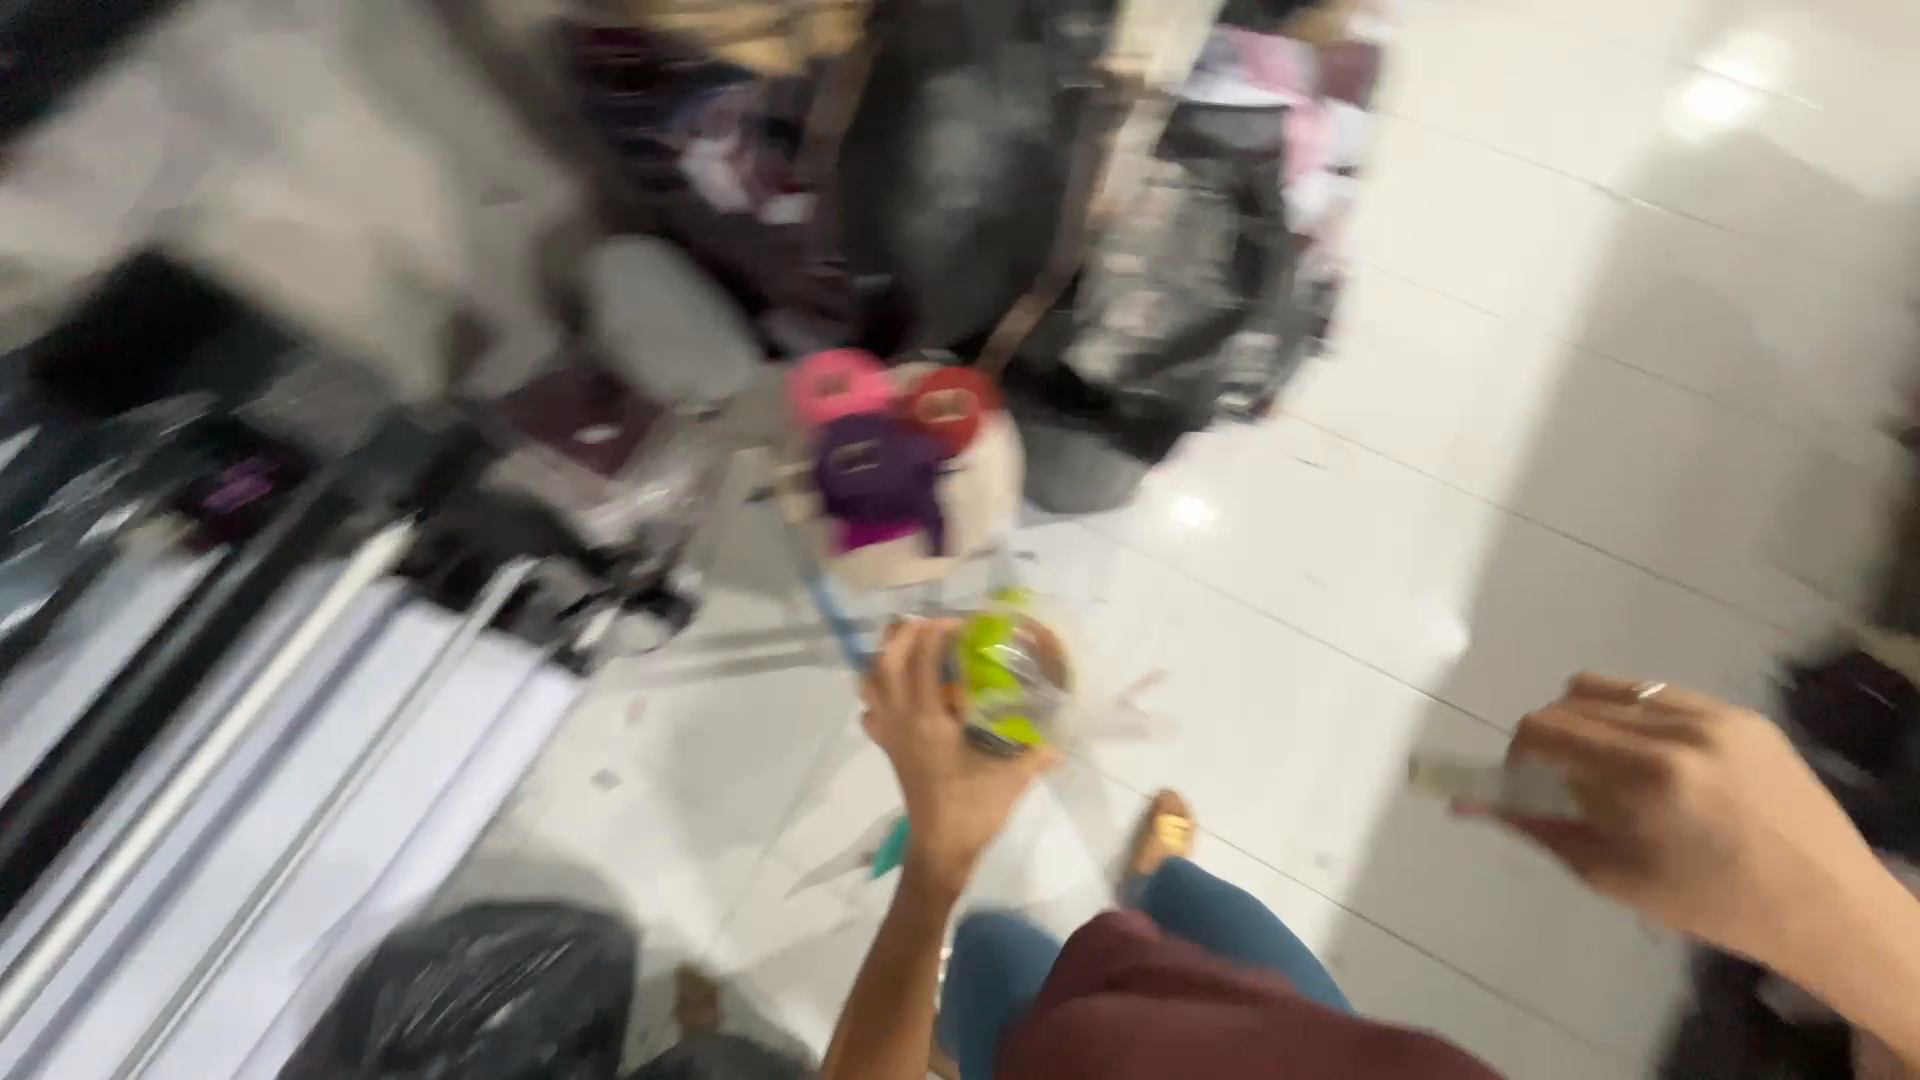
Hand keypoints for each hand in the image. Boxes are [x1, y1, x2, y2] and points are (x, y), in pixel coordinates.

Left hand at [861, 619, 1057, 893]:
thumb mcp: (1011, 778)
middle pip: (885, 662)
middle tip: (933, 625)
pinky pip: (870, 710)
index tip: (960, 623)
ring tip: (912, 646)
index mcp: (929, 720)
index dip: (937, 633)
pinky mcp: (887, 747)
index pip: (923, 661)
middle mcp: (902, 720)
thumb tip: (1063, 736)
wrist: (940, 849)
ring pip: (870, 682)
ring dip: (885, 656)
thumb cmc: (973, 809)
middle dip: (904, 634)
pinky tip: (900, 691)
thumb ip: (1038, 752)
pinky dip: (877, 691)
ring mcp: (889, 733)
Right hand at [1481, 674, 1885, 969]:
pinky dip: (1628, 715)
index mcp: (1647, 775)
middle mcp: (1679, 732)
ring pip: (1602, 690)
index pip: (1543, 728)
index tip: (1530, 781)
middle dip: (1549, 740)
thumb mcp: (1607, 872)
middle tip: (1566, 779)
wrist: (1833, 911)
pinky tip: (1650, 754)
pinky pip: (1651, 692)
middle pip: (1566, 706)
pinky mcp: (1741, 715)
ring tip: (1608, 763)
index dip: (1520, 752)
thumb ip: (1530, 824)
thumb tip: (1458, 802)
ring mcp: (1715, 718)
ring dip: (1585, 722)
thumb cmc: (1709, 901)